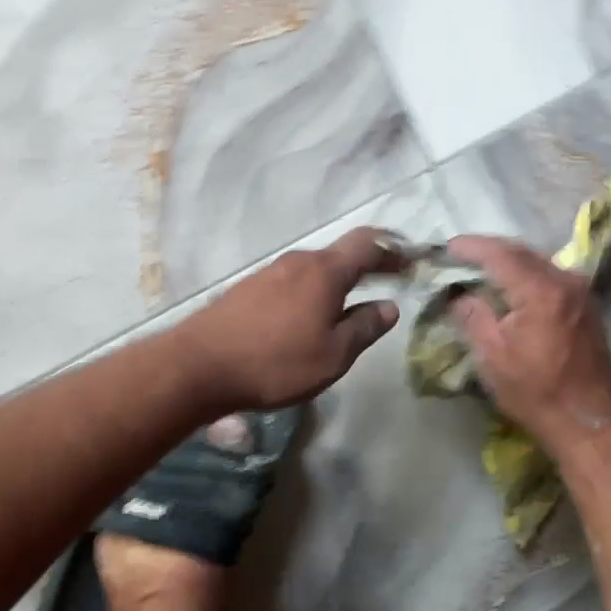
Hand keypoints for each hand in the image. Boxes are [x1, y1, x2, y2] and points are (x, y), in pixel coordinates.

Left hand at [175, 227, 402, 410]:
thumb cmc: (276, 362)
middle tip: (389, 281)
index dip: (395, 250)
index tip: (412, 262)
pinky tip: (309, 317)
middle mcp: (298, 261)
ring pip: (315, 269)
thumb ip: (365, 328)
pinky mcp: (247, 289)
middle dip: (368, 265)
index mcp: (325, 271)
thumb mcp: (333, 355)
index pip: (369, 244)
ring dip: (338, 281)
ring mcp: (269, 272)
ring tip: (350, 305)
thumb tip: (389, 306)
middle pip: (341, 253)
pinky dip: (312, 292)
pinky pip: (292, 282)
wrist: (198, 366)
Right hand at [446, 234, 610, 449]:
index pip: (501, 254)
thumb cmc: (537, 393)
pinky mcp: (588, 308)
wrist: (590, 423)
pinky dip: (528, 276)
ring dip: (511, 262)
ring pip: (540, 263)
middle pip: (523, 252)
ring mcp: (582, 293)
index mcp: (541, 291)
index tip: (448, 247)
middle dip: (491, 250)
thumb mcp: (492, 357)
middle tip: (461, 256)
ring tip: (483, 270)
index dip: (472, 246)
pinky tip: (513, 289)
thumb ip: (472, 316)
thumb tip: (459, 295)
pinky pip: (552, 278)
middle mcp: (566, 282)